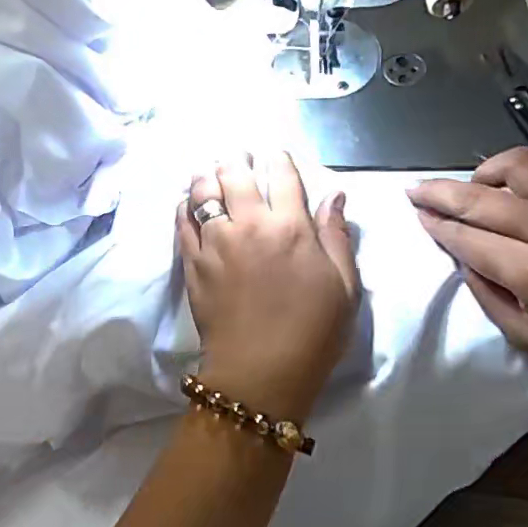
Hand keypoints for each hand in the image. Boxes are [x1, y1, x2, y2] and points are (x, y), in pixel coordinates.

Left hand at [177, 152, 360, 421]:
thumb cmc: (313, 331)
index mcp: (291, 226)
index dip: (278, 157)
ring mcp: (217, 242)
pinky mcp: (193, 264)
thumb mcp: (344, 286)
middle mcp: (251, 224)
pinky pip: (183, 223)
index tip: (275, 152)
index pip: (282, 175)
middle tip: (238, 154)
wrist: (260, 374)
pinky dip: (184, 206)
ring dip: (208, 175)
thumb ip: (338, 236)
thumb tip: (336, 195)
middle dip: (237, 158)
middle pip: (237, 175)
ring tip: (210, 169)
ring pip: (204, 192)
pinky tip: (187, 201)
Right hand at [407, 142, 527, 428]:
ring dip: (492, 167)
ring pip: (527, 163)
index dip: (437, 224)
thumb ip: (492, 299)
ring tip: (480, 181)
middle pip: (484, 197)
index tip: (416, 213)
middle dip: (442, 192)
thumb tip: (466, 260)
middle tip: (418, 188)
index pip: (468, 238)